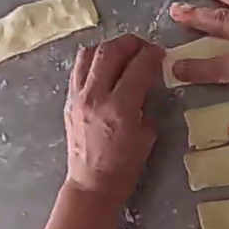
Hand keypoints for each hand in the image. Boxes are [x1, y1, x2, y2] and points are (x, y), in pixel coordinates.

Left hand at [64, 34, 161, 203]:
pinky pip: (79, 70)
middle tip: (143, 47)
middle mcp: (96, 97)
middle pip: (110, 52)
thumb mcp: (146, 137)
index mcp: (120, 109)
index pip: (138, 67)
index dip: (152, 55)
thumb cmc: (123, 168)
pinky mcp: (69, 102)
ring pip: (89, 54)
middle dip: (130, 43)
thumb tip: (146, 88)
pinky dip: (93, 61)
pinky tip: (104, 68)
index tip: (160, 54)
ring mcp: (78, 98)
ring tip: (122, 53)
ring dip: (108, 48)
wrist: (92, 185)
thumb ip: (146, 106)